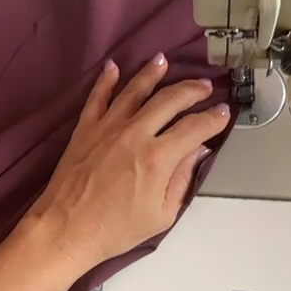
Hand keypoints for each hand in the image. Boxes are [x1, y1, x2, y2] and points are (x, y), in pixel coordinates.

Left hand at [21, 54, 230, 273]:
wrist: (67, 228)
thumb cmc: (115, 229)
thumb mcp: (162, 214)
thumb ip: (182, 179)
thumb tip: (197, 152)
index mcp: (158, 158)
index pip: (195, 128)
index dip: (214, 118)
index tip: (223, 113)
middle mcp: (135, 134)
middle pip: (170, 100)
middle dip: (192, 90)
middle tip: (204, 86)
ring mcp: (108, 127)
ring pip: (135, 90)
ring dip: (152, 73)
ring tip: (163, 61)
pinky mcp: (85, 128)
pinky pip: (98, 97)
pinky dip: (106, 80)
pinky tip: (113, 67)